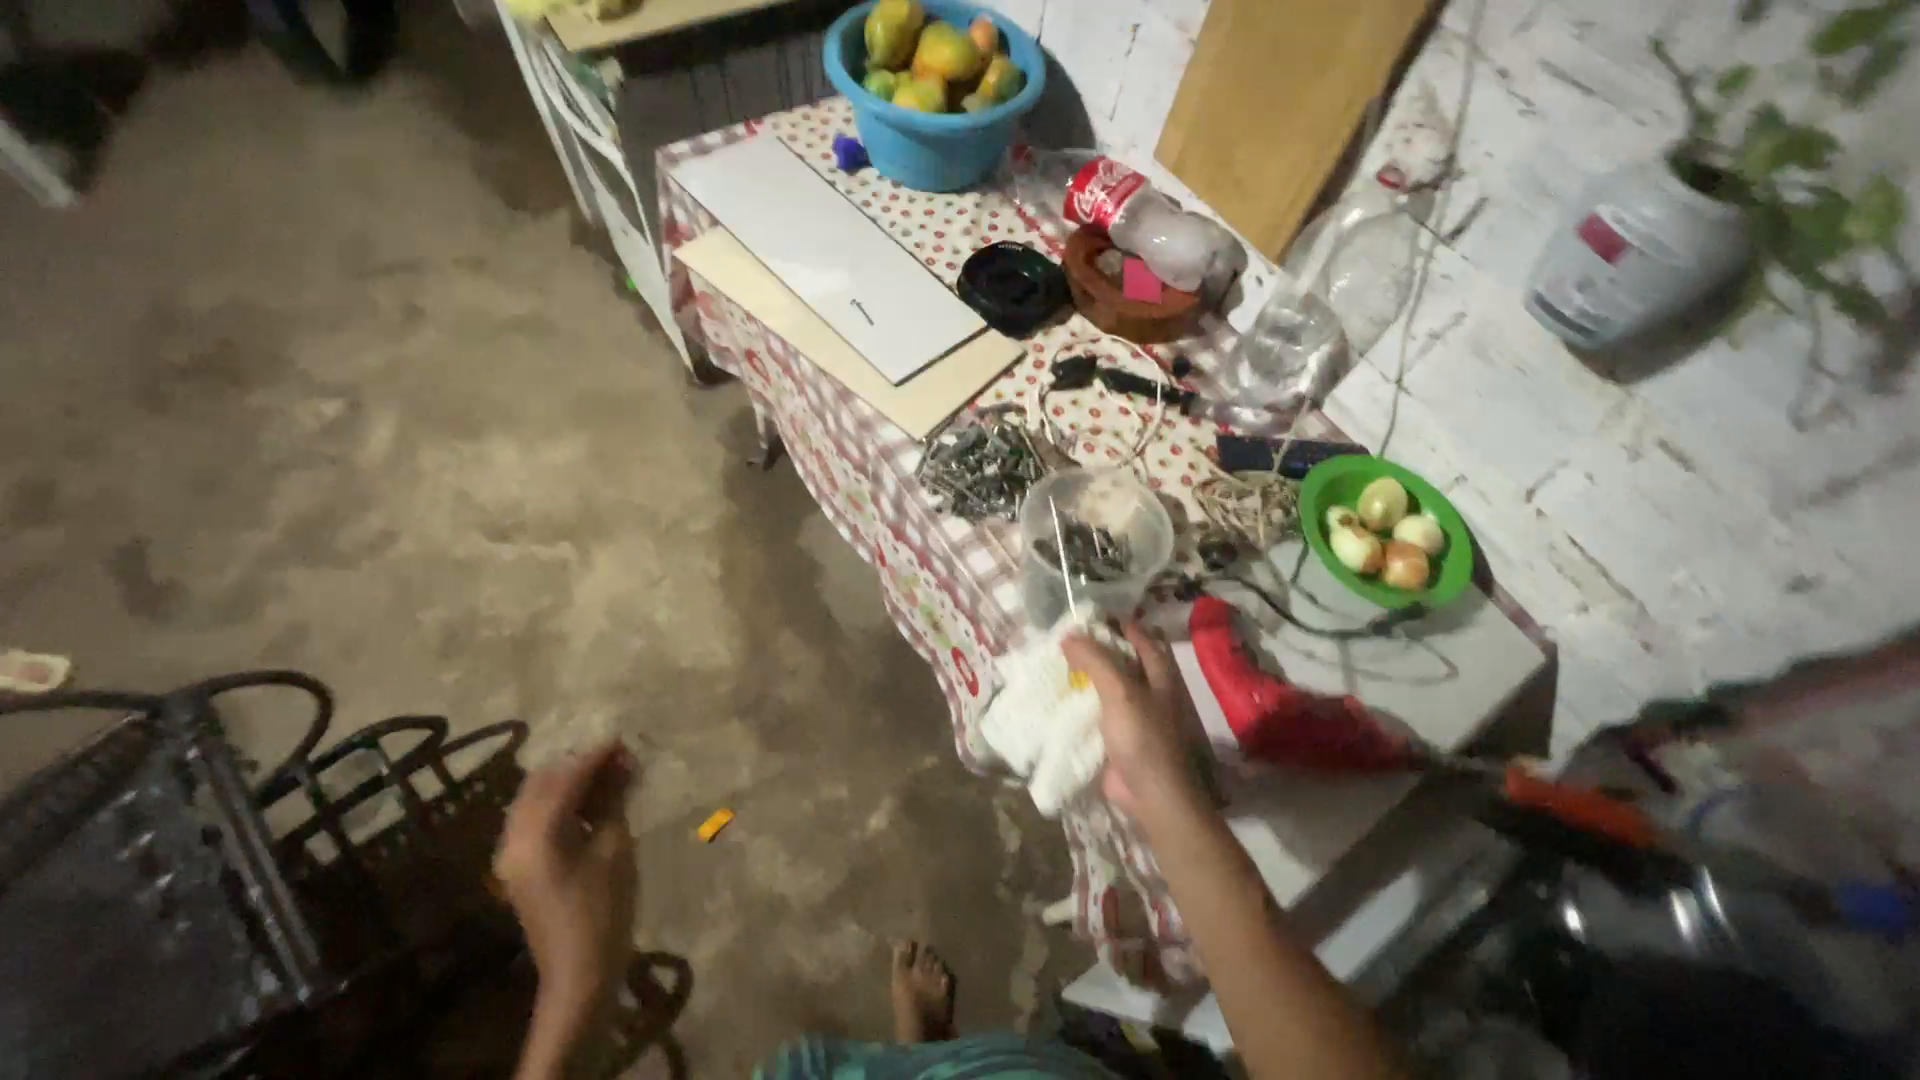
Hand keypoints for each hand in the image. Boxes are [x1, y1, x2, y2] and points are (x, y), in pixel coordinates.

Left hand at [494, 741, 637, 1034]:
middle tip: (618, 758)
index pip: (566, 778)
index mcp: (536, 834)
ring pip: (536, 798)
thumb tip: (619, 763)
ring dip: (570, 782)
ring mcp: (511, 852)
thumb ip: (612, 800)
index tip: (623, 740)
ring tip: (610, 776)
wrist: (580, 971)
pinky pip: (536, 817)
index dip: (596, 756)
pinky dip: (562, 802)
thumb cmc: (604, 909)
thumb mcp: (614, 848)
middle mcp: (513, 837)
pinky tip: (592, 802)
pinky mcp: (519, 864)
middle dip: (579, 764)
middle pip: (542, 782)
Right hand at [1061, 621, 1201, 818]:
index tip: (1085, 616)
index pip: (1140, 636)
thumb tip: (1068, 635)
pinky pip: (1096, 713)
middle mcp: (1149, 690)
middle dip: (1095, 649)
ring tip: (1054, 663)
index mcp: (1159, 673)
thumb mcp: (1120, 691)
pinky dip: (1080, 704)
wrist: (1152, 794)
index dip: (1116, 623)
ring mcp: (1133, 714)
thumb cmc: (1143, 736)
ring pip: (1107, 687)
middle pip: (1121, 660)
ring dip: (1085, 677)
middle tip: (1063, 639)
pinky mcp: (1117, 737)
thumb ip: (1095, 660)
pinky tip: (1057, 697)